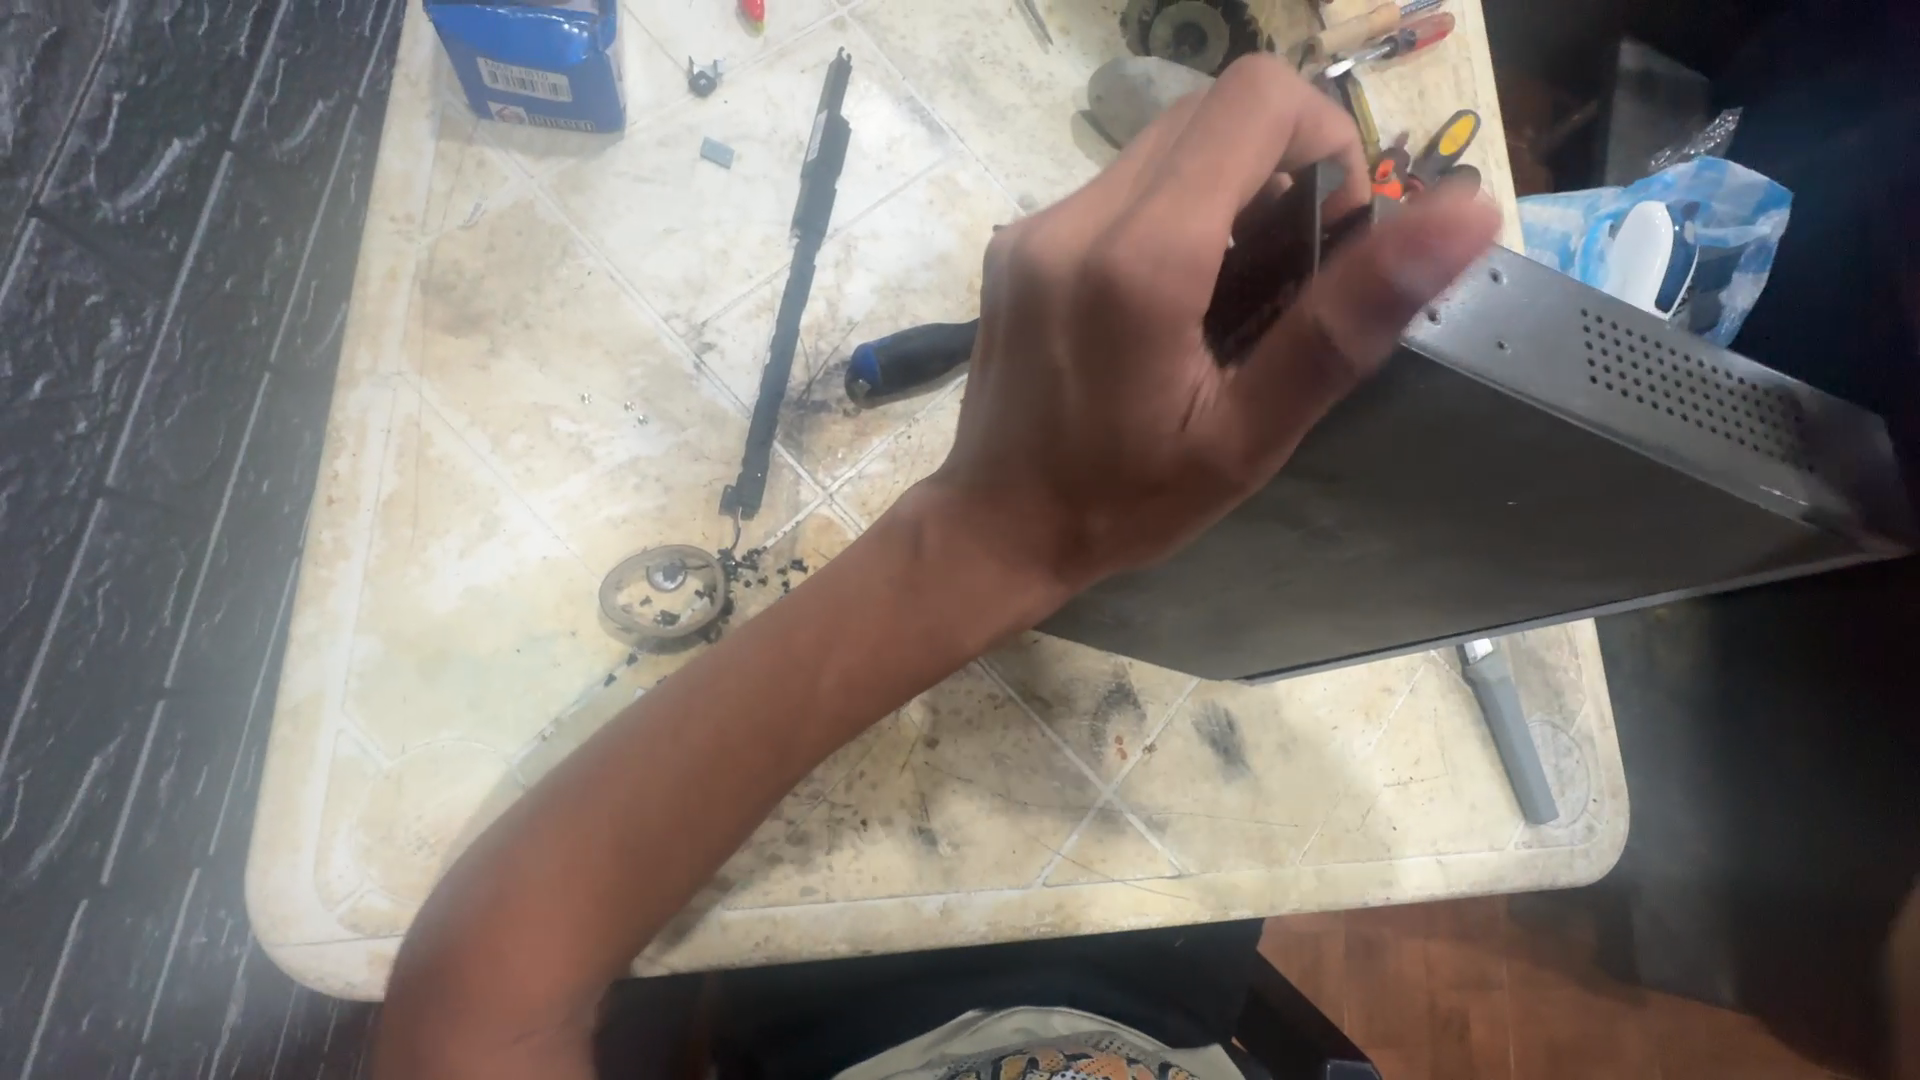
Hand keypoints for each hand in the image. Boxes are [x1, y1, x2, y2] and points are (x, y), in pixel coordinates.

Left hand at [927, 54, 1500, 596]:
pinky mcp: (1012, 247)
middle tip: (1278, 278)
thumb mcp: (1245, 437)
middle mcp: (1074, 221)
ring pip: (1159, 148)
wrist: (997, 526)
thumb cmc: (1121, 503)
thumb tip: (1465, 213)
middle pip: (1208, 114)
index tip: (1328, 236)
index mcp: (1139, 262)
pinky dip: (1161, 217)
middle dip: (1273, 171)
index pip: (1257, 101)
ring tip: (1219, 300)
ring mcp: (1031, 230)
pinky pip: (1112, 189)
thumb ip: (1344, 322)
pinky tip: (1159, 303)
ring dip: (1217, 196)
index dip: (1322, 143)